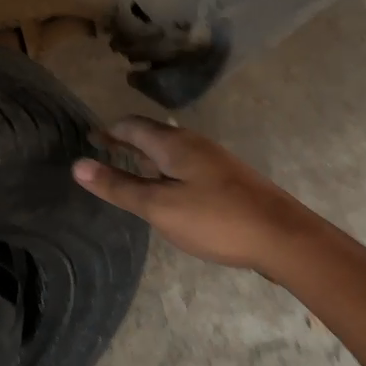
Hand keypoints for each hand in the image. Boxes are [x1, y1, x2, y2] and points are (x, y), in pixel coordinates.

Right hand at [72, 117, 320, 273]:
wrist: (288, 240)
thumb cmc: (217, 220)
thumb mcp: (159, 207)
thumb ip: (119, 187)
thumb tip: (77, 165)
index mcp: (172, 144)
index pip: (131, 126)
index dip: (108, 132)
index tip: (90, 141)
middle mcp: (194, 144)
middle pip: (152, 136)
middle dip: (127, 144)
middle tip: (104, 158)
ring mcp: (216, 162)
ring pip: (172, 153)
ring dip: (148, 160)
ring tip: (132, 178)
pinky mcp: (231, 181)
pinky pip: (188, 168)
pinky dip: (168, 174)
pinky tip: (172, 197)